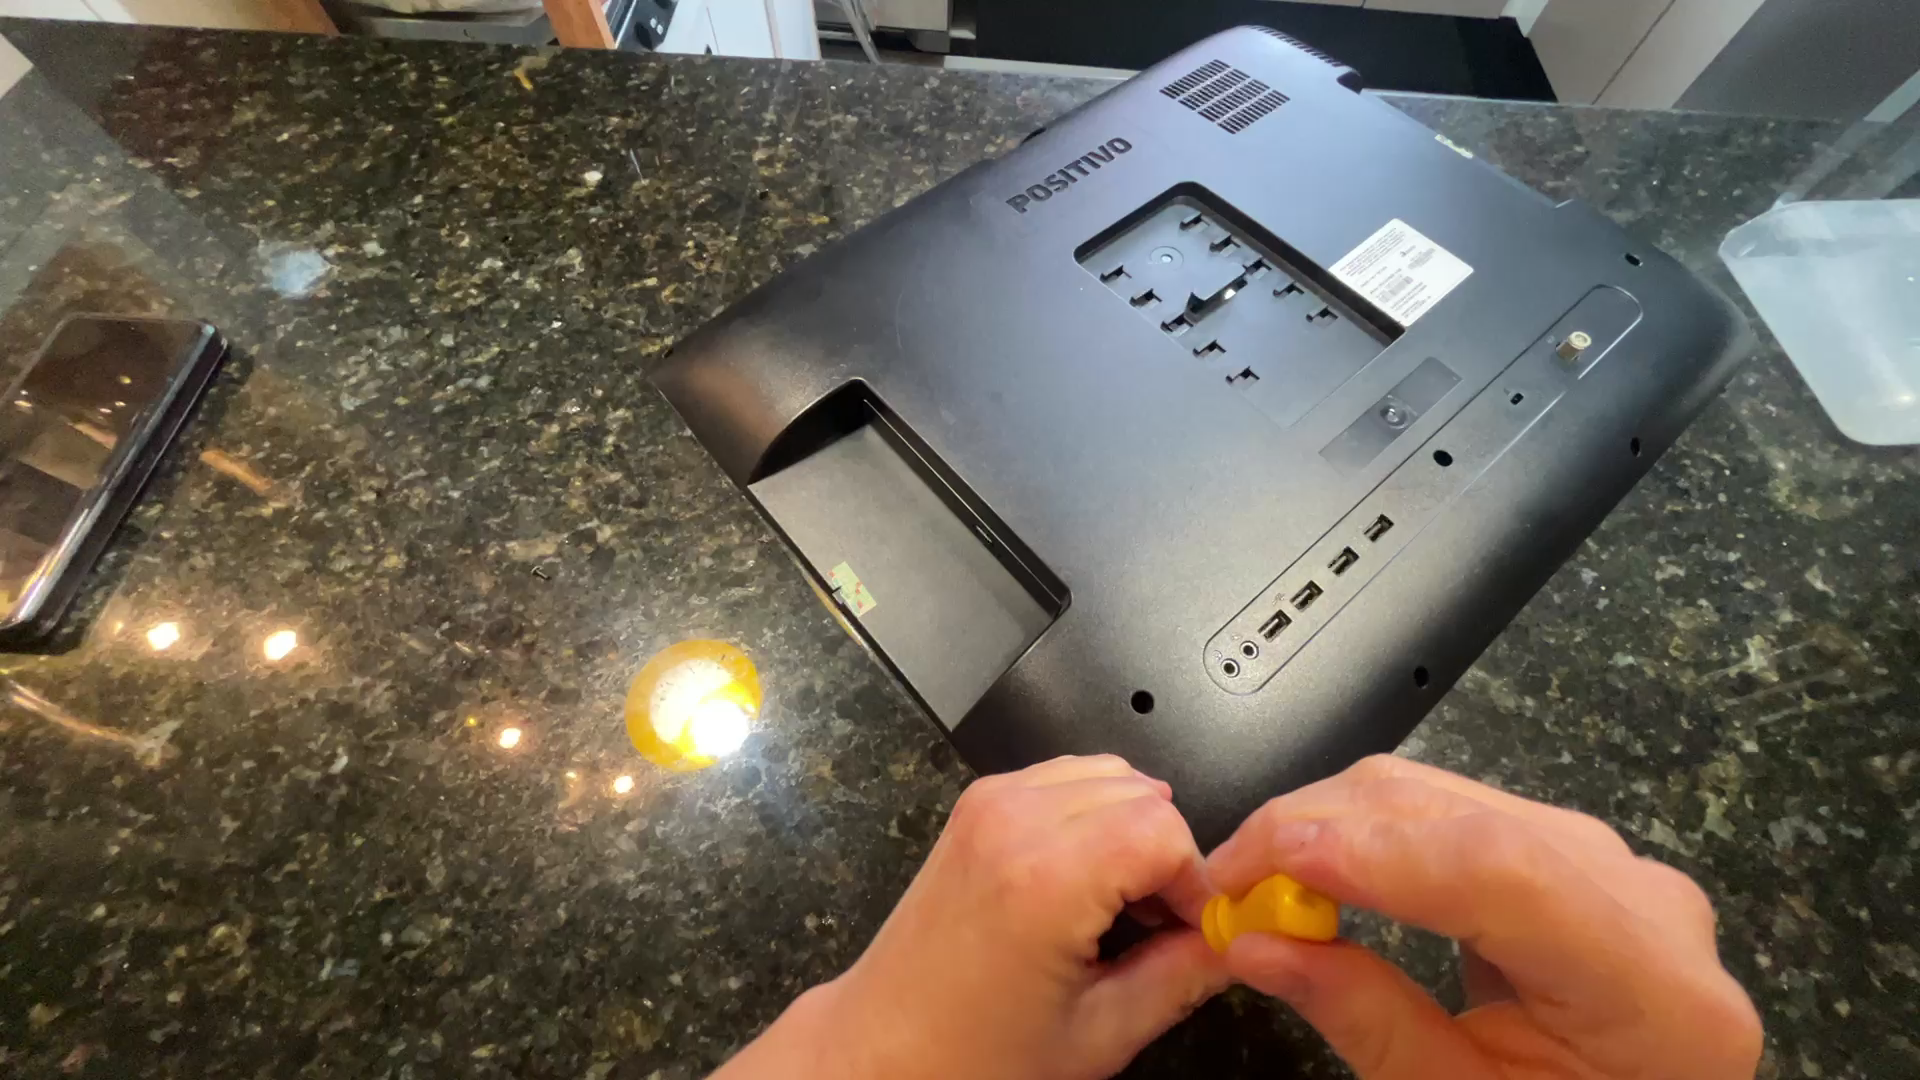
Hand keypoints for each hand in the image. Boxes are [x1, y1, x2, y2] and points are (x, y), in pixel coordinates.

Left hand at [713, 755, 1227, 1079]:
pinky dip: (1094, 808)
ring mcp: (991, 797)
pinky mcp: (978, 797)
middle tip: (1160, 920)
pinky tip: (1085, 868)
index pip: (1164, 829)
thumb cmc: (980, 1054)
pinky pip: (1065, 775)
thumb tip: (1232, 939)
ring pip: (1107, 772)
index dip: (1195, 879)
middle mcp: (1015, 815)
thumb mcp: (1098, 1034)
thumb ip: (1180, 978)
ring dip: (1132, 824)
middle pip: (1140, 793)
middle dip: (1167, 852)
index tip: (1192, 929)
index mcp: (1046, 875)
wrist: (884, 1041)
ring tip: (1121, 896)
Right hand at [1208, 755, 1762, 1079]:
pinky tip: (1309, 860)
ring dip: (1317, 819)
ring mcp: (1586, 846)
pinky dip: (1347, 821)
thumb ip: (1364, 1021)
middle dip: (1309, 831)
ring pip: (1417, 786)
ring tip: (1255, 874)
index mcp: (1654, 988)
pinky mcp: (1540, 832)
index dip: (1368, 852)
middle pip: (1439, 813)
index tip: (1255, 873)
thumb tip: (1248, 943)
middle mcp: (1628, 885)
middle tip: (1225, 884)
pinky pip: (1424, 797)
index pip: (1498, 871)